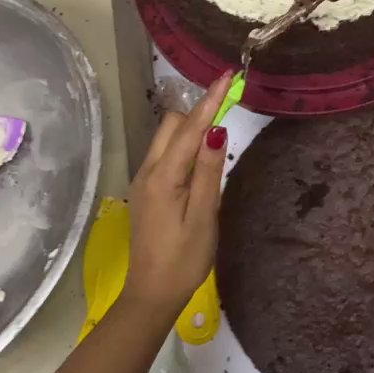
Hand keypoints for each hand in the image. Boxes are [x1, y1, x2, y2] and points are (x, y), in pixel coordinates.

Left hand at [122, 72, 231, 320]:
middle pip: (172, 125)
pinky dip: (183, 146)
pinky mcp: (147, 191)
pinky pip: (165, 154)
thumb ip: (209, 171)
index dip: (210, 101)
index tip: (226, 77)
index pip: (190, 128)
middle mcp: (148, 171)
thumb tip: (217, 130)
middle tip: (229, 109)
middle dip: (198, 112)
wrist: (151, 296)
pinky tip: (200, 160)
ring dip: (190, 130)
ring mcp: (144, 180)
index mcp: (163, 176)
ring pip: (167, 138)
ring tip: (218, 136)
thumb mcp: (204, 217)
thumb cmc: (183, 260)